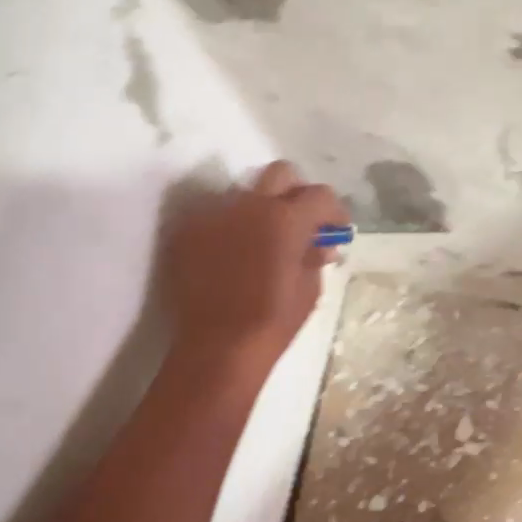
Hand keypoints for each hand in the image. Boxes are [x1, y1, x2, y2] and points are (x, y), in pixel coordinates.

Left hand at [161, 160, 348, 373]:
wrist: (218, 346)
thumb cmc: (274, 323)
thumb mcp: (309, 290)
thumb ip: (314, 257)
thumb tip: (320, 245)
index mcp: (286, 219)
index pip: (320, 195)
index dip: (334, 210)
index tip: (335, 230)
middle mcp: (249, 204)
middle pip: (280, 174)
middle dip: (296, 193)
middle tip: (300, 223)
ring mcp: (213, 213)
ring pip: (244, 195)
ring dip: (259, 212)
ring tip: (261, 244)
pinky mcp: (186, 229)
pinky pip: (214, 216)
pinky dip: (228, 228)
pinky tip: (232, 257)